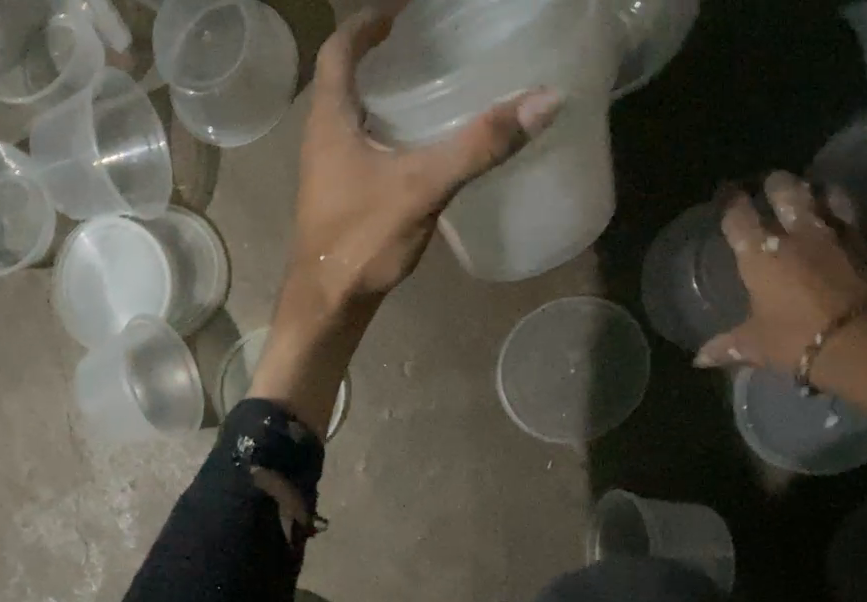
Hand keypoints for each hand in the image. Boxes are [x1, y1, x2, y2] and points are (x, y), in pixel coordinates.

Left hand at [287, 8, 563, 307]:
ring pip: (353, 118)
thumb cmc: (360, 241)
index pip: (339, 50)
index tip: (403, 10)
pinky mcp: (339, 201)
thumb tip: (545, 100)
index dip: (367, 23)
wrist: (326, 306)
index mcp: (330, 121)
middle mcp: (320, 140)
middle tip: (425, 44)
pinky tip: (421, 148)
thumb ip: (479, 145)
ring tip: (429, 87)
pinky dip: (388, 135)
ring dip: (384, 98)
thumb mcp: (423, 186)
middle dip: (381, 56)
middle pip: (345, 80)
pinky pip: (362, 150)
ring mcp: (326, 174)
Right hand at [695, 172, 866, 377]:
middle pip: (785, 192)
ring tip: (808, 191)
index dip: (729, 202)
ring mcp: (835, 232)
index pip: (738, 217)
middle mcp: (796, 233)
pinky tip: (836, 214)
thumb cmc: (796, 338)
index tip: (725, 193)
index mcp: (760, 255)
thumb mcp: (756, 345)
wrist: (864, 337)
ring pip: (823, 194)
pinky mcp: (866, 241)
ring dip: (813, 189)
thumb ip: (727, 345)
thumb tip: (699, 359)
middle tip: (769, 183)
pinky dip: (840, 207)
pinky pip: (850, 212)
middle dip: (775, 184)